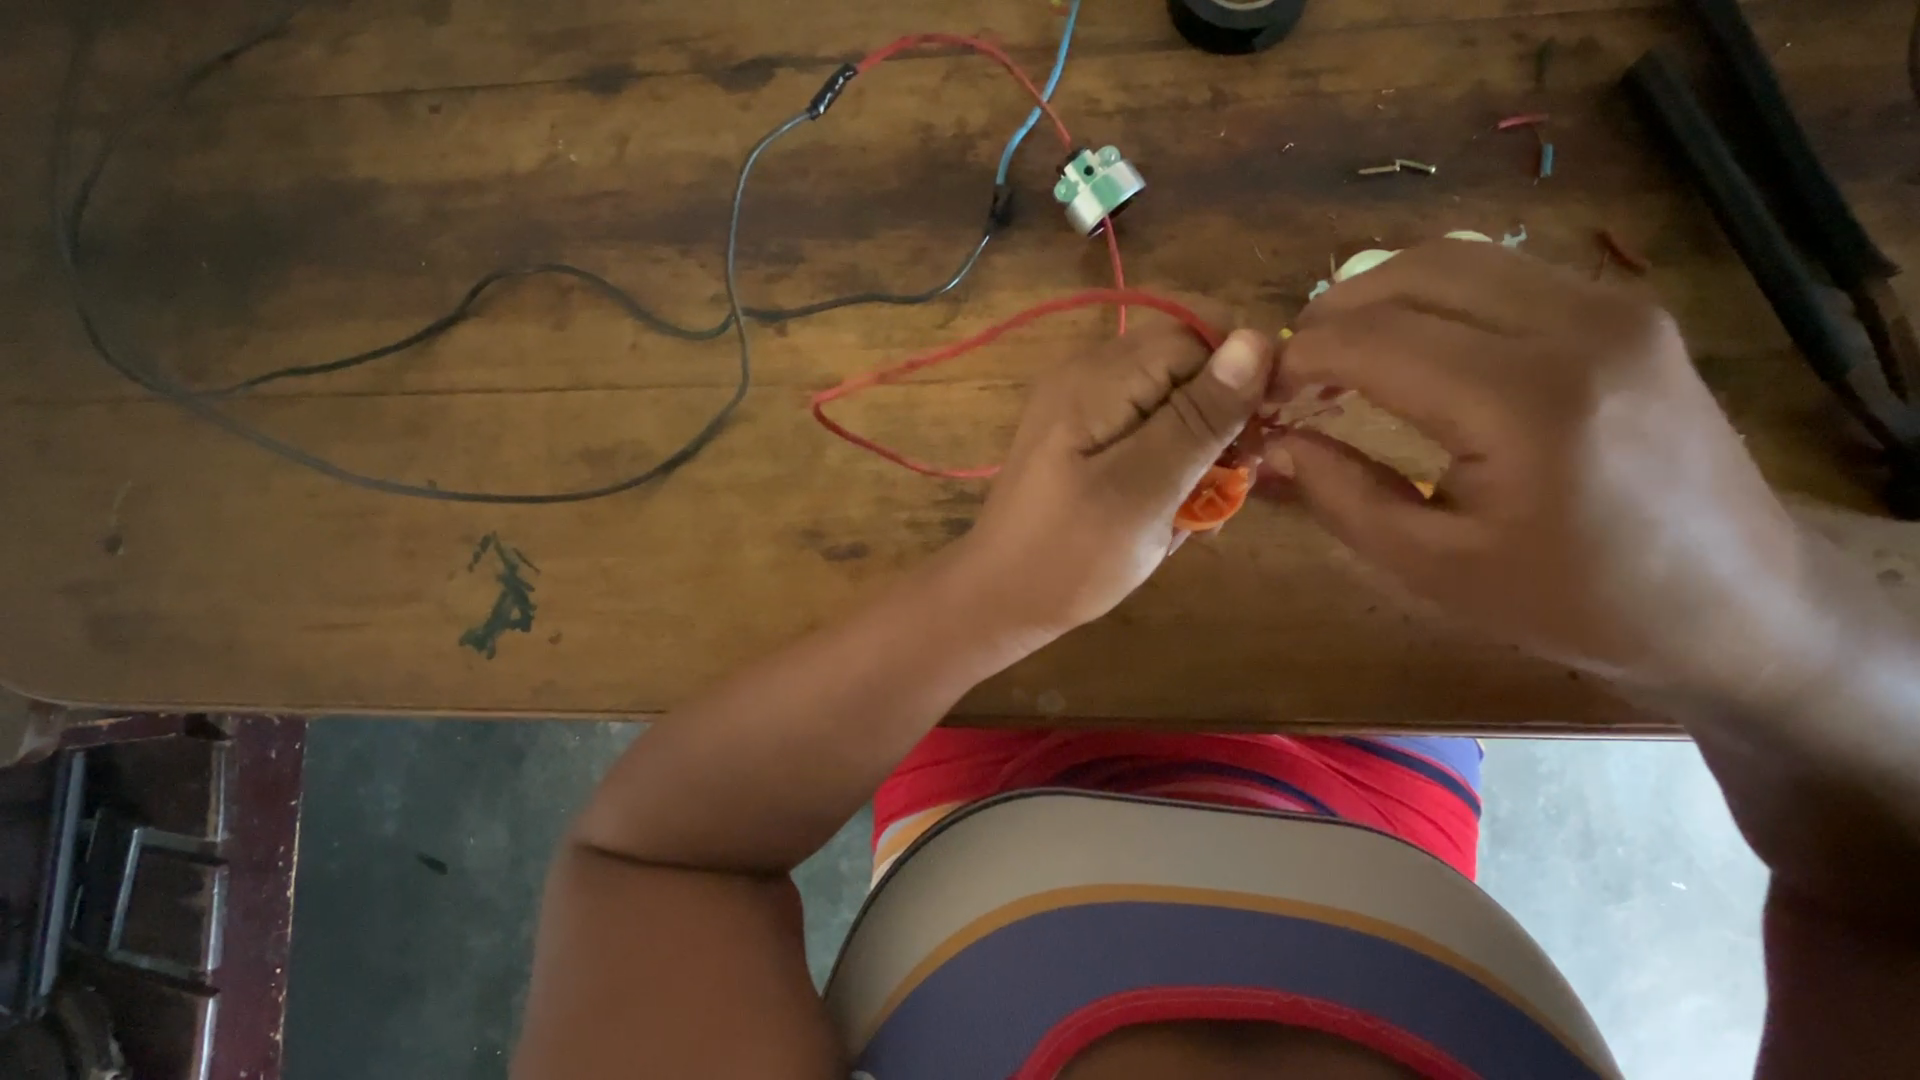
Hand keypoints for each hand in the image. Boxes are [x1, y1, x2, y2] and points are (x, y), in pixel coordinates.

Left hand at [952, 309, 1273, 637]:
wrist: (1000, 601)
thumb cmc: (1073, 553)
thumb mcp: (1147, 486)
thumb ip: (1200, 415)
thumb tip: (1256, 339)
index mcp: (1099, 377)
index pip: (1198, 333)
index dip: (1242, 375)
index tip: (1261, 435)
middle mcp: (1087, 375)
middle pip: (1184, 363)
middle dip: (1221, 417)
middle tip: (1231, 481)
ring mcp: (1082, 408)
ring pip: (1170, 400)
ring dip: (1199, 449)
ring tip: (1201, 510)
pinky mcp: (1082, 439)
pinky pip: (1144, 430)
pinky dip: (1169, 465)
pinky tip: (1173, 512)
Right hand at [1268, 239, 1826, 700]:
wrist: (1737, 604)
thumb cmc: (1574, 602)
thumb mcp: (1434, 567)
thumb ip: (1341, 495)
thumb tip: (1276, 441)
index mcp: (1524, 401)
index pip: (1372, 339)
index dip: (1297, 357)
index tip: (1260, 395)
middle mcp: (1575, 326)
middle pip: (1412, 271)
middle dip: (1331, 313)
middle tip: (1293, 371)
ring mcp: (1612, 307)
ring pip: (1457, 257)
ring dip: (1381, 296)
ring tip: (1343, 356)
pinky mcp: (1627, 310)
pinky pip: (1503, 274)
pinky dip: (1435, 298)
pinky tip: (1414, 351)